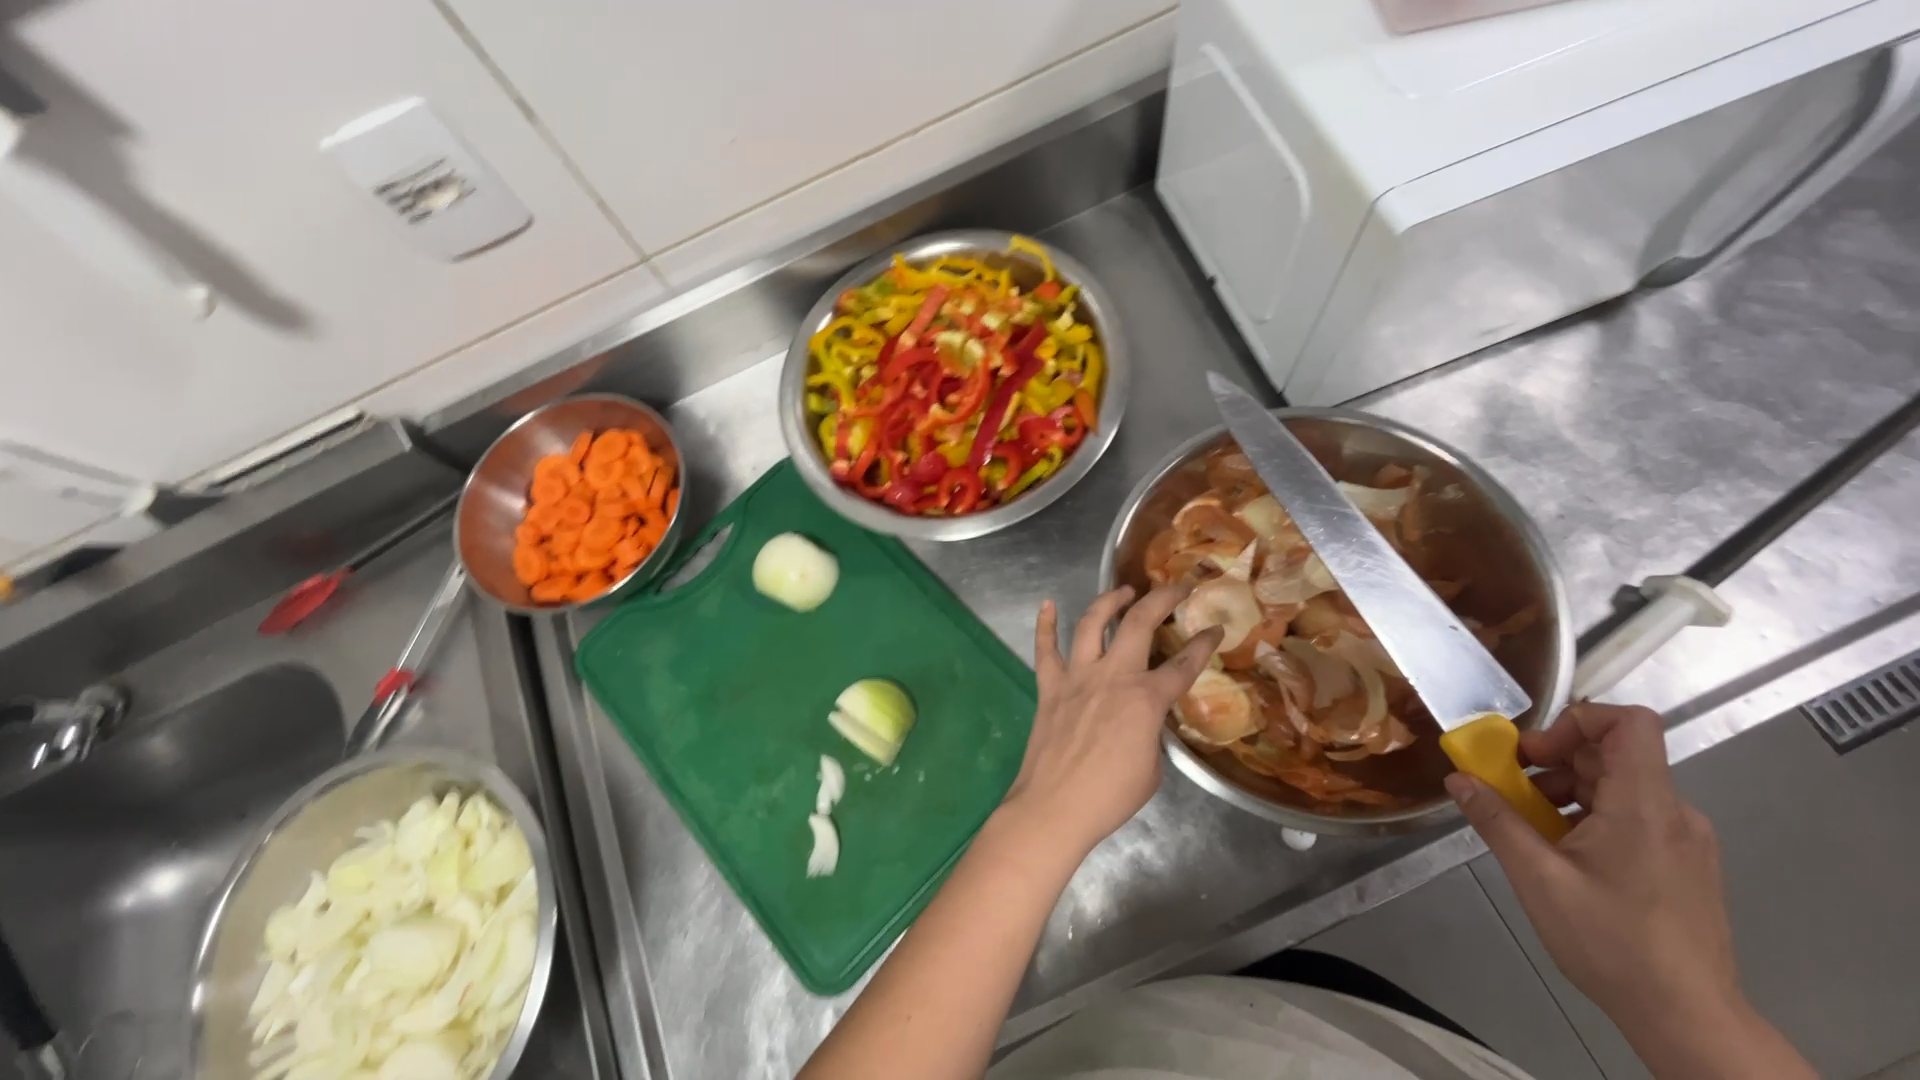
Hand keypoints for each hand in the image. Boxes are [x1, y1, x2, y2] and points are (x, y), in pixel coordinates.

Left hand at [999, 586, 1222, 861]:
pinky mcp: (1048, 688)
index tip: (1216, 627)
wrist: (1054, 807)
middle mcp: (1113, 676)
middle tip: (1176, 588)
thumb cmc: (1110, 797)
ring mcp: (1076, 678)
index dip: (1204, 644)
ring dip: (1109, 601)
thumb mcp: (1152, 769)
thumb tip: (1143, 722)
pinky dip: (1045, 625)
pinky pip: (1045, 649)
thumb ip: (1152, 734)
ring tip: (1124, 590)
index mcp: (1146, 699)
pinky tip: (1048, 604)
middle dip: (1162, 598)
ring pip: (1092, 623)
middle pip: (1139, 623)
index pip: (1184, 664)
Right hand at [1449, 704, 1811, 1079]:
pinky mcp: (1684, 863)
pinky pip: (1634, 815)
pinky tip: (1563, 854)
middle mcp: (1675, 813)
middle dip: (1555, 760)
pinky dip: (1590, 816)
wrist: (1686, 1015)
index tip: (1533, 753)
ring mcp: (1684, 839)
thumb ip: (1497, 821)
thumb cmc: (1612, 942)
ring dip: (1567, 790)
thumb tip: (1459, 779)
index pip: (1631, 723)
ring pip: (1621, 786)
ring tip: (1530, 827)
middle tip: (1511, 788)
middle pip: (1615, 753)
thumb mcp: (1537, 878)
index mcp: (1645, 807)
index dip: (1578, 720)